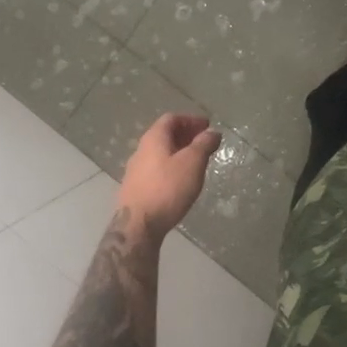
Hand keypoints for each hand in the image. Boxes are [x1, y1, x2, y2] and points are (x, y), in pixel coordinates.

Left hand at [115, 113, 221, 240]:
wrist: (137, 227)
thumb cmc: (168, 188)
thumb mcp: (193, 162)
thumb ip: (204, 144)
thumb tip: (212, 132)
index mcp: (153, 139)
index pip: (171, 118)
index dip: (190, 119)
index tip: (207, 126)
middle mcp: (140, 151)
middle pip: (164, 136)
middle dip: (185, 136)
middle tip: (203, 143)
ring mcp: (134, 172)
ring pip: (159, 154)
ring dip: (178, 153)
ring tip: (195, 163)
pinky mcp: (134, 190)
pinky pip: (155, 171)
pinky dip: (170, 168)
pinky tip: (179, 182)